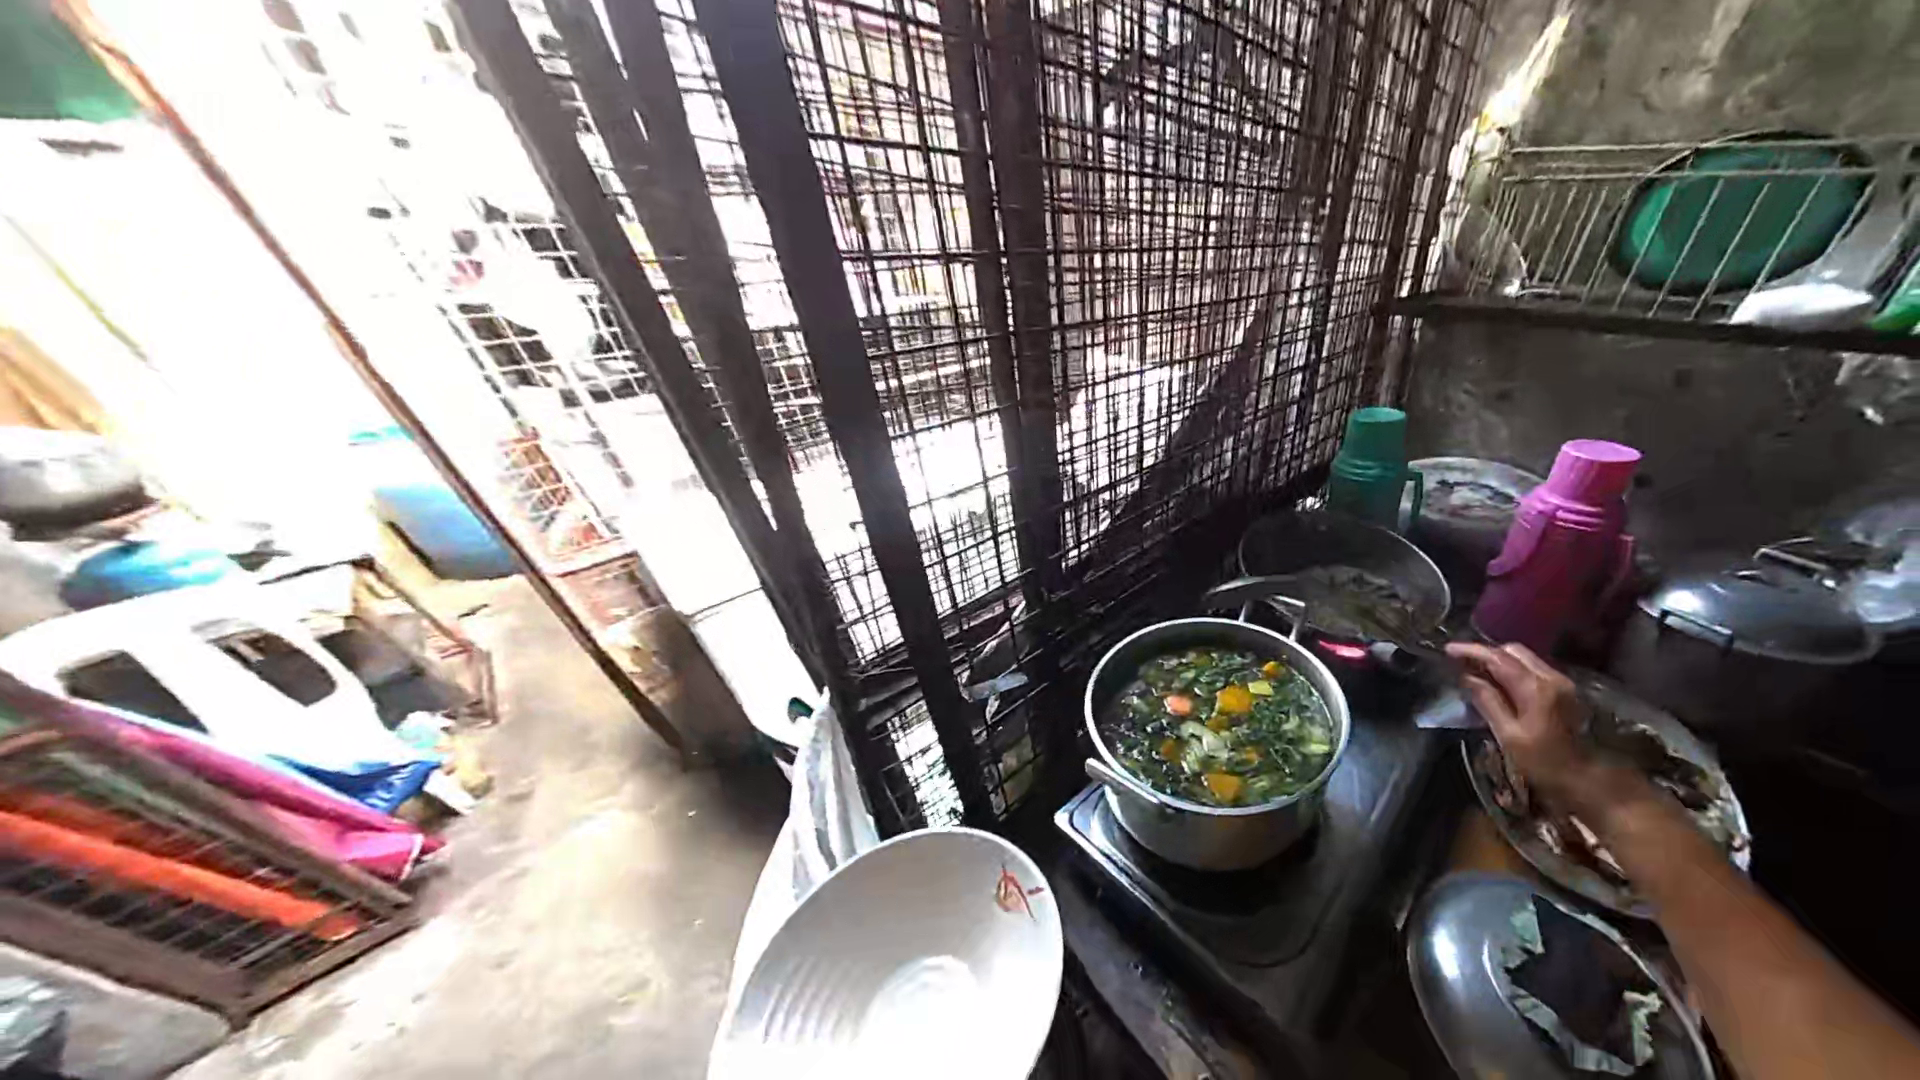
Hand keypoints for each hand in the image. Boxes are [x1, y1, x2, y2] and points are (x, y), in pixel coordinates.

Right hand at [1445, 642, 1596, 799]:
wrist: (1595, 782)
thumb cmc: (1546, 763)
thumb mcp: (1508, 735)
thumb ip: (1487, 701)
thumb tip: (1467, 677)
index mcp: (1536, 688)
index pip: (1497, 658)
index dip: (1470, 650)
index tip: (1447, 650)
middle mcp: (1553, 679)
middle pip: (1514, 651)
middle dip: (1485, 652)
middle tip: (1461, 662)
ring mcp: (1564, 685)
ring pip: (1525, 659)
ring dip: (1499, 660)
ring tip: (1476, 671)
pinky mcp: (1567, 693)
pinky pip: (1533, 669)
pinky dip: (1512, 669)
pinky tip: (1499, 683)